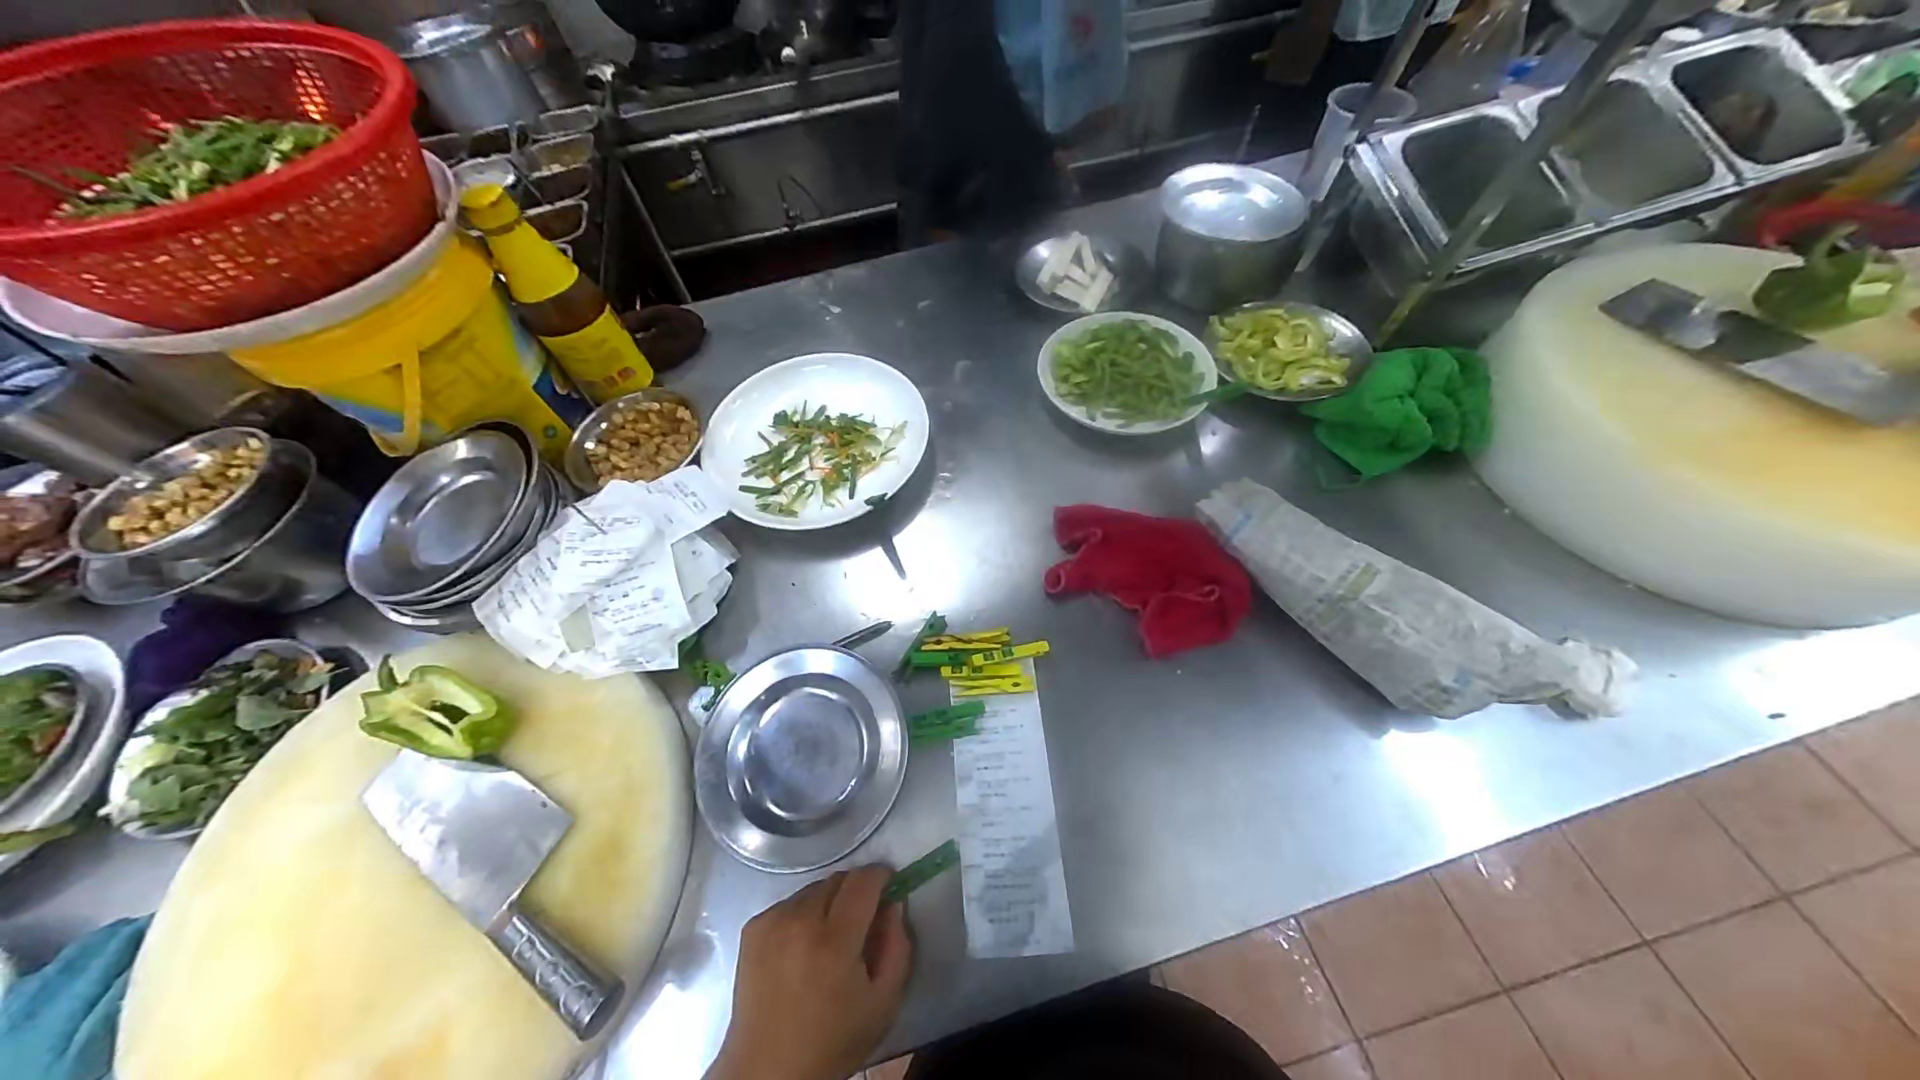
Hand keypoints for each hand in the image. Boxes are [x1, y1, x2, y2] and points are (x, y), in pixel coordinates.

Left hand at [706, 865, 912, 1079]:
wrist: (768, 1071)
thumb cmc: (833, 1041)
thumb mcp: (884, 1002)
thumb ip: (898, 945)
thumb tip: (893, 903)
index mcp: (834, 940)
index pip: (863, 881)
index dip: (881, 876)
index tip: (890, 885)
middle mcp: (799, 921)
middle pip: (838, 880)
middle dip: (856, 890)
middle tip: (862, 919)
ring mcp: (772, 921)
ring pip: (813, 889)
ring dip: (829, 901)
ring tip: (829, 937)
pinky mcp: (753, 928)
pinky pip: (789, 903)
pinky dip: (802, 913)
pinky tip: (802, 946)